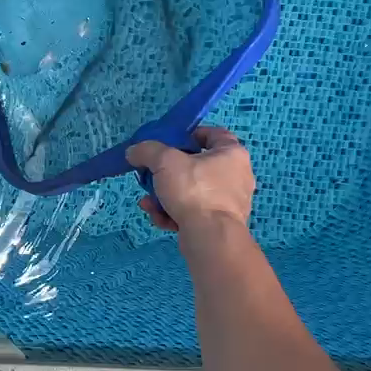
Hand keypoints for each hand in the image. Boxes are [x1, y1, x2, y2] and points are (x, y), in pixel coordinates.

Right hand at [126, 125, 255, 234]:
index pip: (214, 134)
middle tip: (152, 177)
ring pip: (191, 192)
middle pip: (196, 166)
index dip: (191, 134)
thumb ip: (147, 151)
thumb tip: (133, 151)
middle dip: (168, 173)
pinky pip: (194, 211)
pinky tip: (160, 219)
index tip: (170, 143)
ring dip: (166, 197)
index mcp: (232, 153)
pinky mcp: (220, 222)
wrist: (210, 236)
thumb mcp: (165, 161)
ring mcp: (230, 201)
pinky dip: (175, 213)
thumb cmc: (194, 190)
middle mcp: (236, 175)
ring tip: (150, 204)